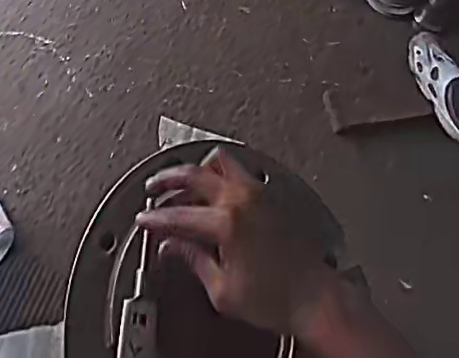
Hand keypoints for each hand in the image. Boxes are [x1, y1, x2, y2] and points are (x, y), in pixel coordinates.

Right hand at [135, 151, 337, 337]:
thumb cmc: (277, 298)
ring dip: (196, 168)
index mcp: (227, 222)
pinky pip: (237, 168)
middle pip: (193, 174)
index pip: (179, 215)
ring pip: (218, 160)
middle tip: (153, 186)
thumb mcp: (223, 291)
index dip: (156, 218)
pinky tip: (213, 186)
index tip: (145, 219)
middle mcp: (241, 198)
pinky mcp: (267, 193)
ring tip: (181, 181)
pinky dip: (219, 171)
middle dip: (167, 179)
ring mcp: (256, 191)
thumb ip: (194, 261)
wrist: (314, 297)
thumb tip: (172, 248)